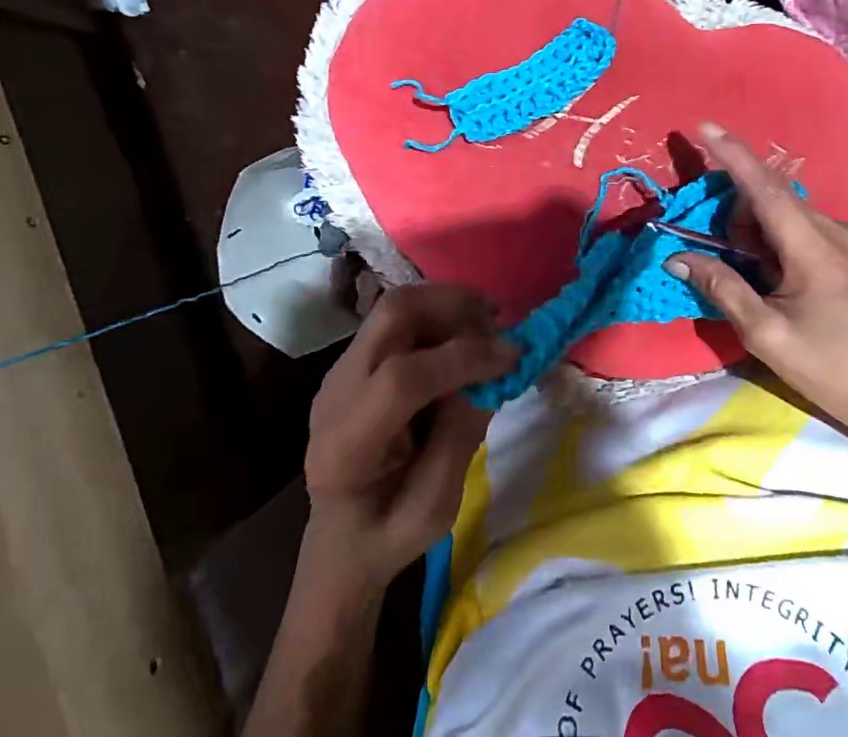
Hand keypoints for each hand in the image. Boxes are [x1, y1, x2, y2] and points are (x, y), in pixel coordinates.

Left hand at [303, 284, 514, 587]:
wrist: (338, 542)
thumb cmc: (387, 536)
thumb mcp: (435, 509)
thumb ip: (459, 437)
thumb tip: (492, 372)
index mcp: (345, 448)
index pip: (400, 378)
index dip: (463, 359)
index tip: (513, 356)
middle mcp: (333, 396)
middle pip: (391, 316)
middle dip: (453, 305)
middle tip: (498, 321)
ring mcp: (338, 374)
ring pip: (395, 308)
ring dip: (447, 307)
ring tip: (487, 329)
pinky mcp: (352, 365)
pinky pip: (397, 323)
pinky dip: (437, 319)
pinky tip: (463, 342)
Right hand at [665, 122, 847, 452]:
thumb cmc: (825, 366)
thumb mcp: (764, 334)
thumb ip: (722, 288)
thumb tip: (677, 258)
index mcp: (815, 251)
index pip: (768, 191)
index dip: (734, 157)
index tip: (704, 127)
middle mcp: (835, 231)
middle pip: (772, 197)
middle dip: (736, 212)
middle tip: (720, 252)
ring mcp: (847, 237)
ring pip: (785, 210)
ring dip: (754, 227)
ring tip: (750, 272)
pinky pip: (799, 223)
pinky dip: (773, 236)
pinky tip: (771, 270)